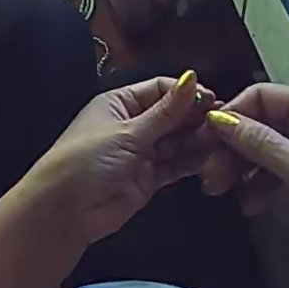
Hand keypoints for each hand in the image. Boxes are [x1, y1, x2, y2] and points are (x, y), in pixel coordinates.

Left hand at [24, 71, 215, 245]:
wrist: (64, 209)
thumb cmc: (85, 160)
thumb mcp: (127, 131)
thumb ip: (165, 111)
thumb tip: (192, 79)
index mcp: (119, 103)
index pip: (160, 89)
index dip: (187, 93)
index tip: (214, 99)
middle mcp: (132, 124)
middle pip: (173, 115)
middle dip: (197, 117)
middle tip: (224, 122)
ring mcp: (141, 151)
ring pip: (178, 140)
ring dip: (198, 140)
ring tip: (222, 140)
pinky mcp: (149, 177)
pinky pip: (177, 164)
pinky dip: (193, 162)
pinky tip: (213, 158)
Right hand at [200, 84, 288, 287]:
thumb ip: (259, 143)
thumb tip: (217, 119)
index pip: (260, 96)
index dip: (229, 118)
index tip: (202, 146)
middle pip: (257, 123)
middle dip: (230, 149)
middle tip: (209, 180)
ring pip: (262, 148)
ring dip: (239, 169)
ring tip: (223, 195)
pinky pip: (275, 170)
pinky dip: (259, 185)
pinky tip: (250, 206)